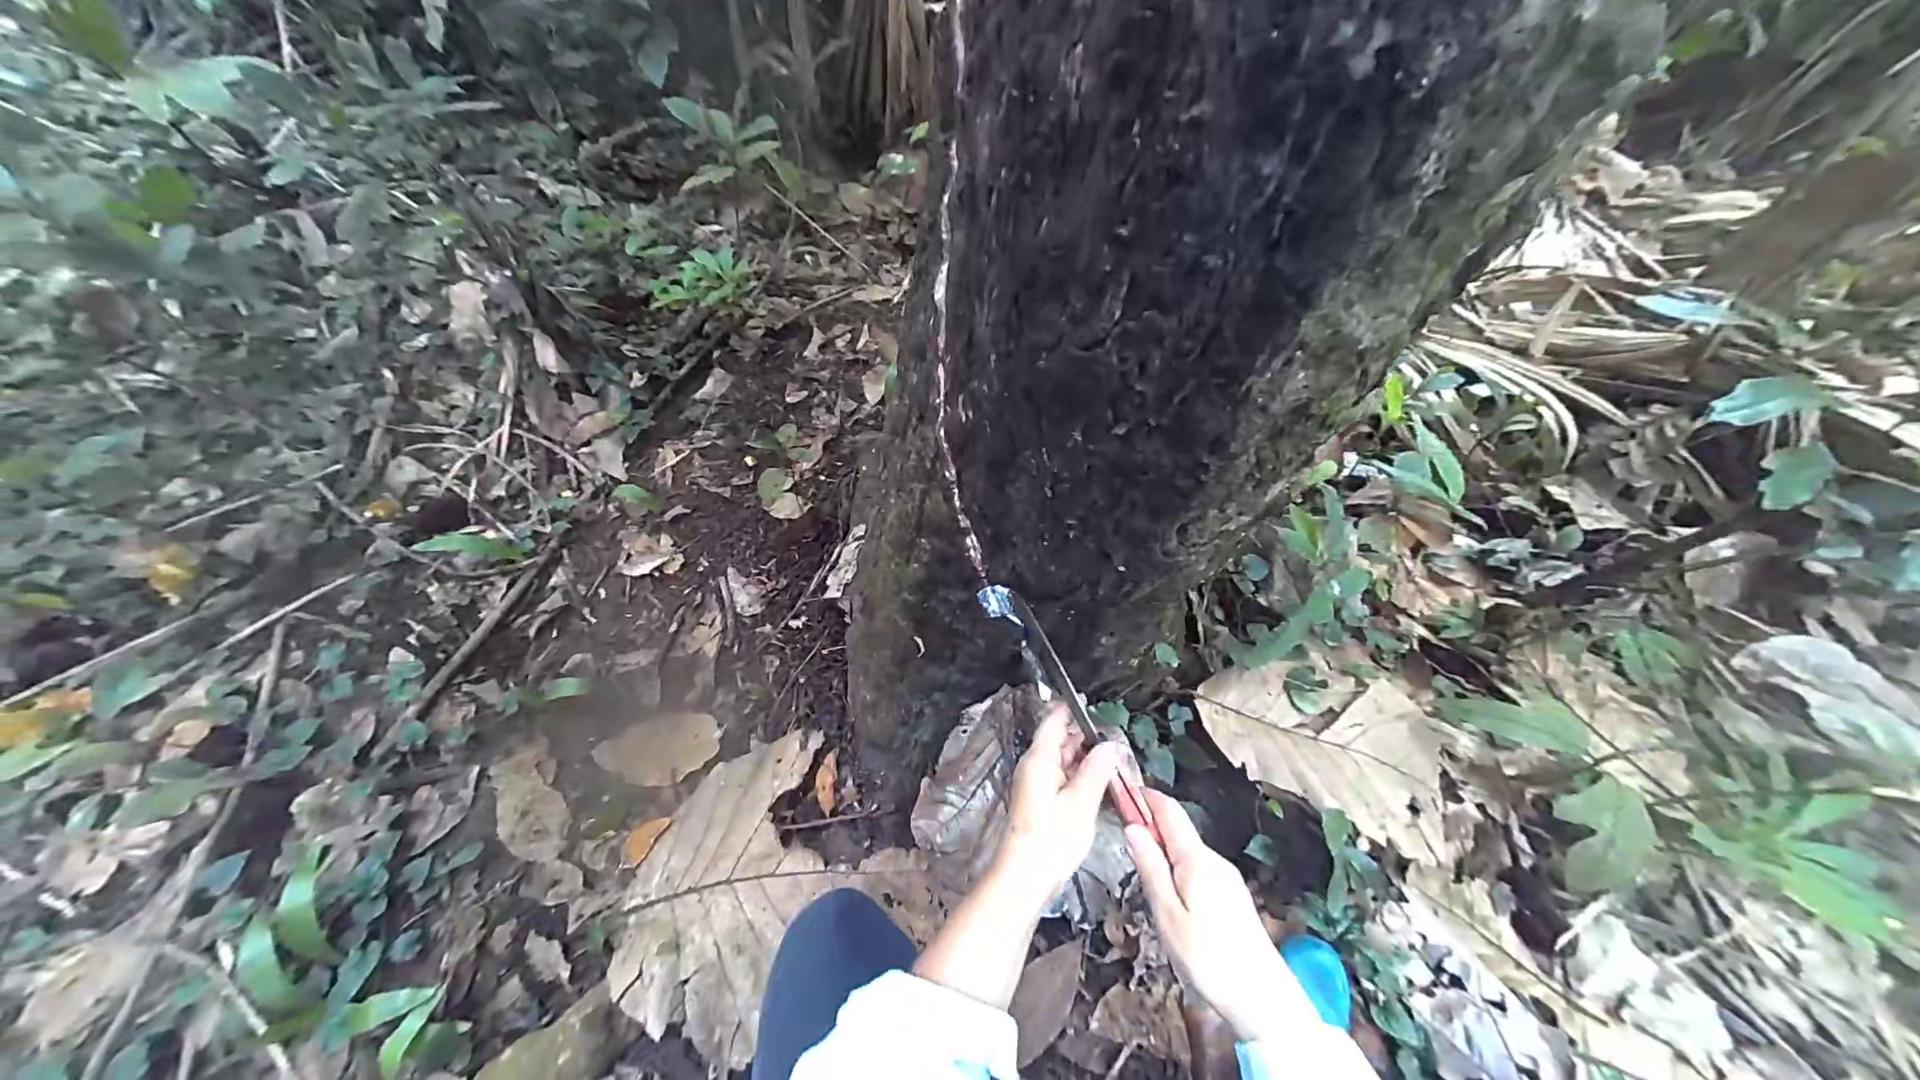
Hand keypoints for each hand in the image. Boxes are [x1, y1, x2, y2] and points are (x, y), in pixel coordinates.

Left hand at [993, 703, 1127, 901]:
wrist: (1025, 877)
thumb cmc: (1051, 839)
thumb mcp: (1082, 801)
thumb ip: (1098, 769)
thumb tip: (1111, 745)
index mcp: (1039, 759)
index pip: (1053, 722)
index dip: (1072, 711)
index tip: (1092, 706)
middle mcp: (1033, 767)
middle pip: (1059, 741)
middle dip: (1086, 739)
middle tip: (1114, 743)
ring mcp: (1034, 785)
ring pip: (1061, 761)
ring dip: (1085, 761)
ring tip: (1113, 764)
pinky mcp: (1038, 803)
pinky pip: (1060, 780)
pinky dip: (1078, 778)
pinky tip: (1098, 787)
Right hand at [1125, 790, 1322, 1042]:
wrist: (1265, 1001)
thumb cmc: (1210, 960)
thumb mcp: (1168, 917)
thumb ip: (1151, 869)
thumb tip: (1132, 827)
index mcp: (1196, 860)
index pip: (1169, 811)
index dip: (1144, 795)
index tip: (1120, 787)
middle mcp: (1214, 860)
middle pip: (1177, 829)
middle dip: (1149, 823)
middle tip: (1120, 833)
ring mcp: (1227, 877)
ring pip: (1187, 850)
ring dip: (1162, 847)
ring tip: (1139, 867)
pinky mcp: (1232, 895)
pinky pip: (1198, 867)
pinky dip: (1177, 865)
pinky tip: (1168, 892)